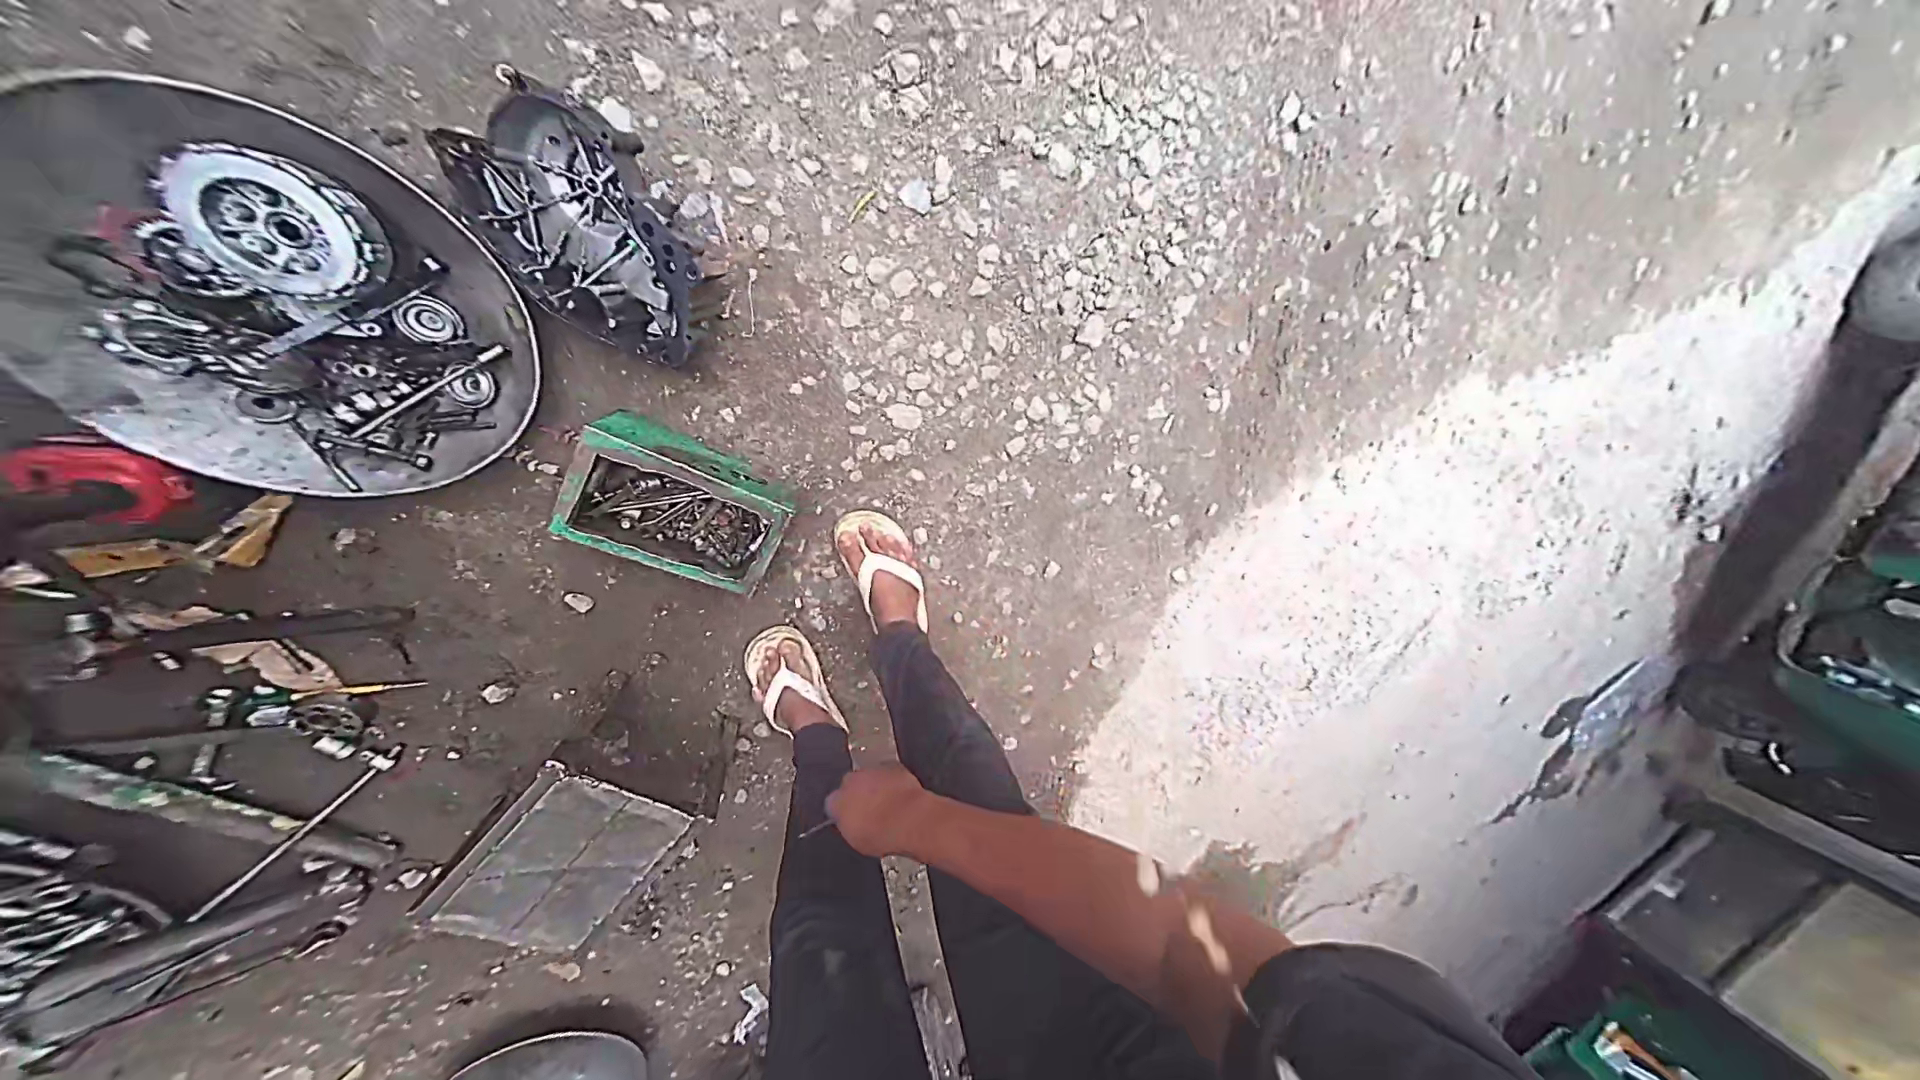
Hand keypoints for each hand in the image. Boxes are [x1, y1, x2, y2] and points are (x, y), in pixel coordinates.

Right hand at [826, 765, 934, 856]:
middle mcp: (851, 782)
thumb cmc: (883, 833)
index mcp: (837, 802)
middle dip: (858, 794)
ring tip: (887, 803)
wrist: (909, 819)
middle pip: (850, 785)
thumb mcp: (857, 840)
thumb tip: (850, 823)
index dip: (843, 811)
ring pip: (869, 777)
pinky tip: (899, 795)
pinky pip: (888, 772)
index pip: (832, 803)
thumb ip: (848, 826)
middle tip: (870, 810)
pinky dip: (892, 780)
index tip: (851, 818)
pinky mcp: (891, 766)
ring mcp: (872, 771)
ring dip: (875, 786)